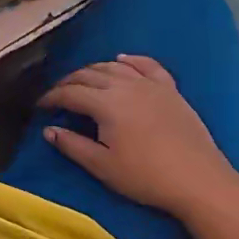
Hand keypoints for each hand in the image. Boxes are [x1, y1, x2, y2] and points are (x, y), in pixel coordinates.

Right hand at [40, 55, 238, 222]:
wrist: (198, 179)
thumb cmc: (145, 176)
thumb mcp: (103, 166)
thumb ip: (72, 145)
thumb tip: (48, 130)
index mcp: (106, 103)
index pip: (70, 93)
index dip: (51, 97)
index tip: (40, 105)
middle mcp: (125, 85)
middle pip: (89, 74)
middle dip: (69, 82)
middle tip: (57, 94)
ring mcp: (150, 84)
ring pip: (115, 66)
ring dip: (94, 69)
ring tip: (83, 80)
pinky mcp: (170, 89)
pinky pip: (146, 65)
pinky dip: (130, 60)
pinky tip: (122, 59)